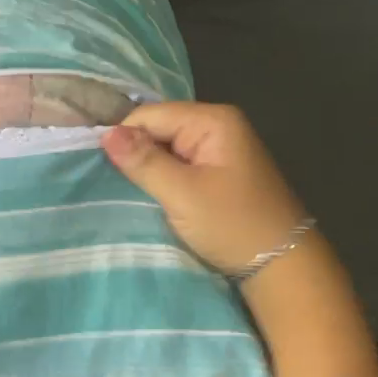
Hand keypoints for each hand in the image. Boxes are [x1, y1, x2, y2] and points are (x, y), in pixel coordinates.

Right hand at [101, 102, 307, 274]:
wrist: (277, 261)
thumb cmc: (231, 224)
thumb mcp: (182, 194)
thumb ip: (144, 162)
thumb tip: (105, 134)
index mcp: (212, 121)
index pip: (149, 115)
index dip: (122, 139)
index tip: (100, 172)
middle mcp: (215, 126)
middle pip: (157, 129)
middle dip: (133, 155)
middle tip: (109, 187)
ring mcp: (216, 151)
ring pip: (163, 150)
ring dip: (143, 170)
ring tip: (123, 194)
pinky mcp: (213, 173)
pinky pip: (175, 167)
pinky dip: (158, 181)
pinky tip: (146, 198)